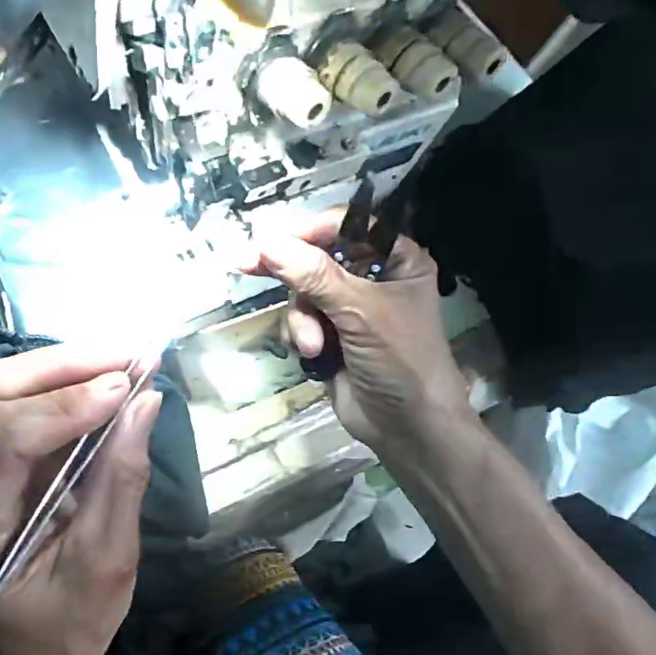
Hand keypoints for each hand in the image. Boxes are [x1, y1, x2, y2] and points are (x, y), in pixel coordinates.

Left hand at [0, 345, 163, 654]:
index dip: (62, 405)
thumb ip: (121, 479)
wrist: (36, 647)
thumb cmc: (72, 626)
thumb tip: (144, 397)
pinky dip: (49, 380)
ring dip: (56, 366)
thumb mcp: (108, 563)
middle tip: (129, 362)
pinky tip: (89, 381)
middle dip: (61, 369)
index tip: (127, 388)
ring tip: (116, 365)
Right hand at [243, 209, 470, 448]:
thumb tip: (265, 244)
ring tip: (313, 346)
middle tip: (247, 265)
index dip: (311, 231)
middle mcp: (371, 277)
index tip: (276, 244)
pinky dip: (299, 335)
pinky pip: (298, 319)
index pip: (348, 226)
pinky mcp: (328, 334)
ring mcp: (347, 307)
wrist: (408, 428)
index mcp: (396, 258)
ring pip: (302, 292)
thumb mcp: (359, 311)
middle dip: (294, 277)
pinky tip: (312, 355)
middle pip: (316, 257)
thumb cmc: (401, 361)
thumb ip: (313, 276)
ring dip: (301, 318)